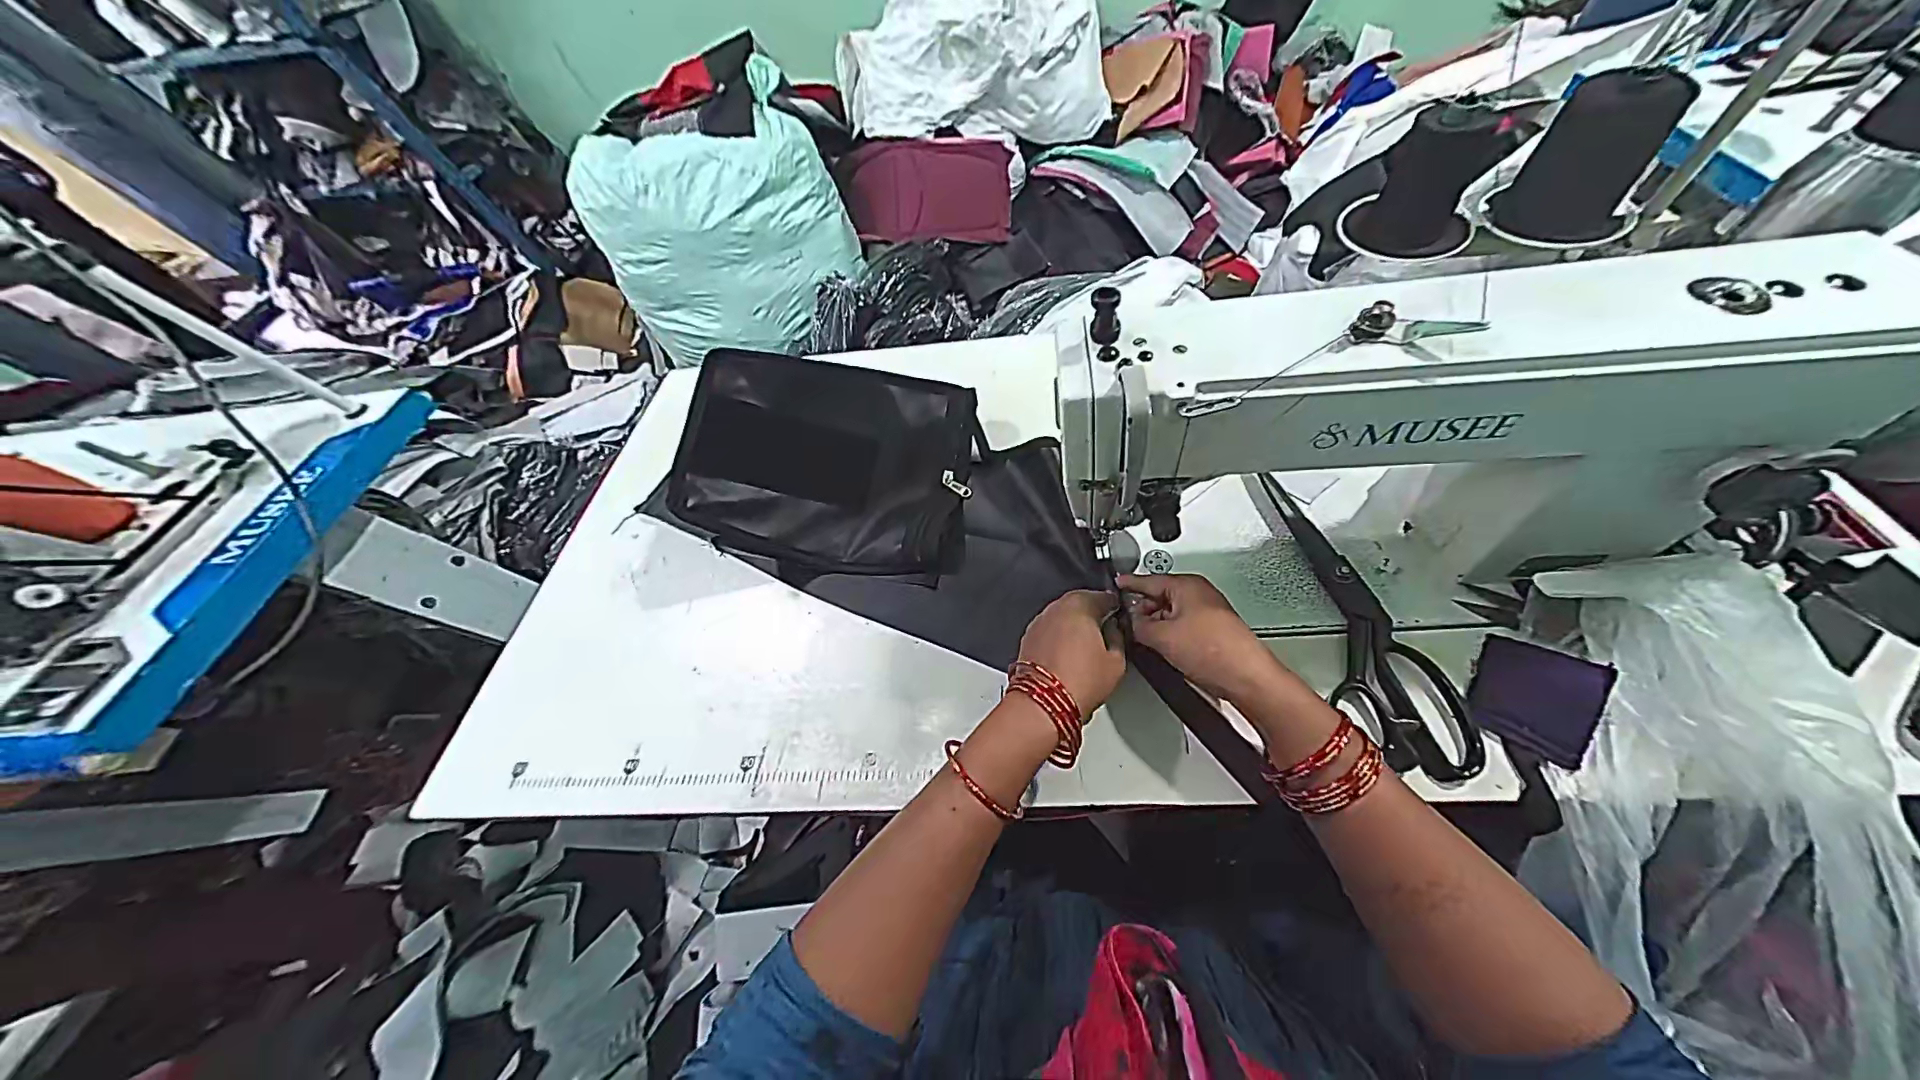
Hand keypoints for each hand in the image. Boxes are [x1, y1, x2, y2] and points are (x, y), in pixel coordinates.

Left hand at [1017, 591, 1127, 717]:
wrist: (1043, 702)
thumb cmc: (1078, 682)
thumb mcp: (1116, 662)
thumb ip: (1117, 638)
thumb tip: (1114, 631)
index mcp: (1080, 606)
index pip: (1102, 596)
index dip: (1113, 605)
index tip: (1118, 612)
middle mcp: (1056, 609)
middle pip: (1079, 602)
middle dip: (1092, 612)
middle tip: (1104, 627)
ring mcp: (1039, 623)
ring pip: (1061, 615)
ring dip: (1073, 624)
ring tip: (1086, 644)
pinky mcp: (1028, 638)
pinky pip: (1049, 630)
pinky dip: (1058, 636)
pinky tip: (1067, 653)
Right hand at [1121, 573, 1287, 702]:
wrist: (1246, 677)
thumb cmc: (1217, 651)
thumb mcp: (1161, 637)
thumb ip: (1137, 626)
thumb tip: (1130, 623)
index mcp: (1188, 585)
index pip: (1149, 579)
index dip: (1129, 584)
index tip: (1117, 584)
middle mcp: (1200, 594)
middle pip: (1159, 596)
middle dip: (1142, 610)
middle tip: (1128, 622)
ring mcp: (1207, 613)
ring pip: (1170, 614)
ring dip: (1156, 625)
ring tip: (1147, 640)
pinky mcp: (1211, 632)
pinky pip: (1182, 627)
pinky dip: (1170, 635)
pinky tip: (1166, 649)